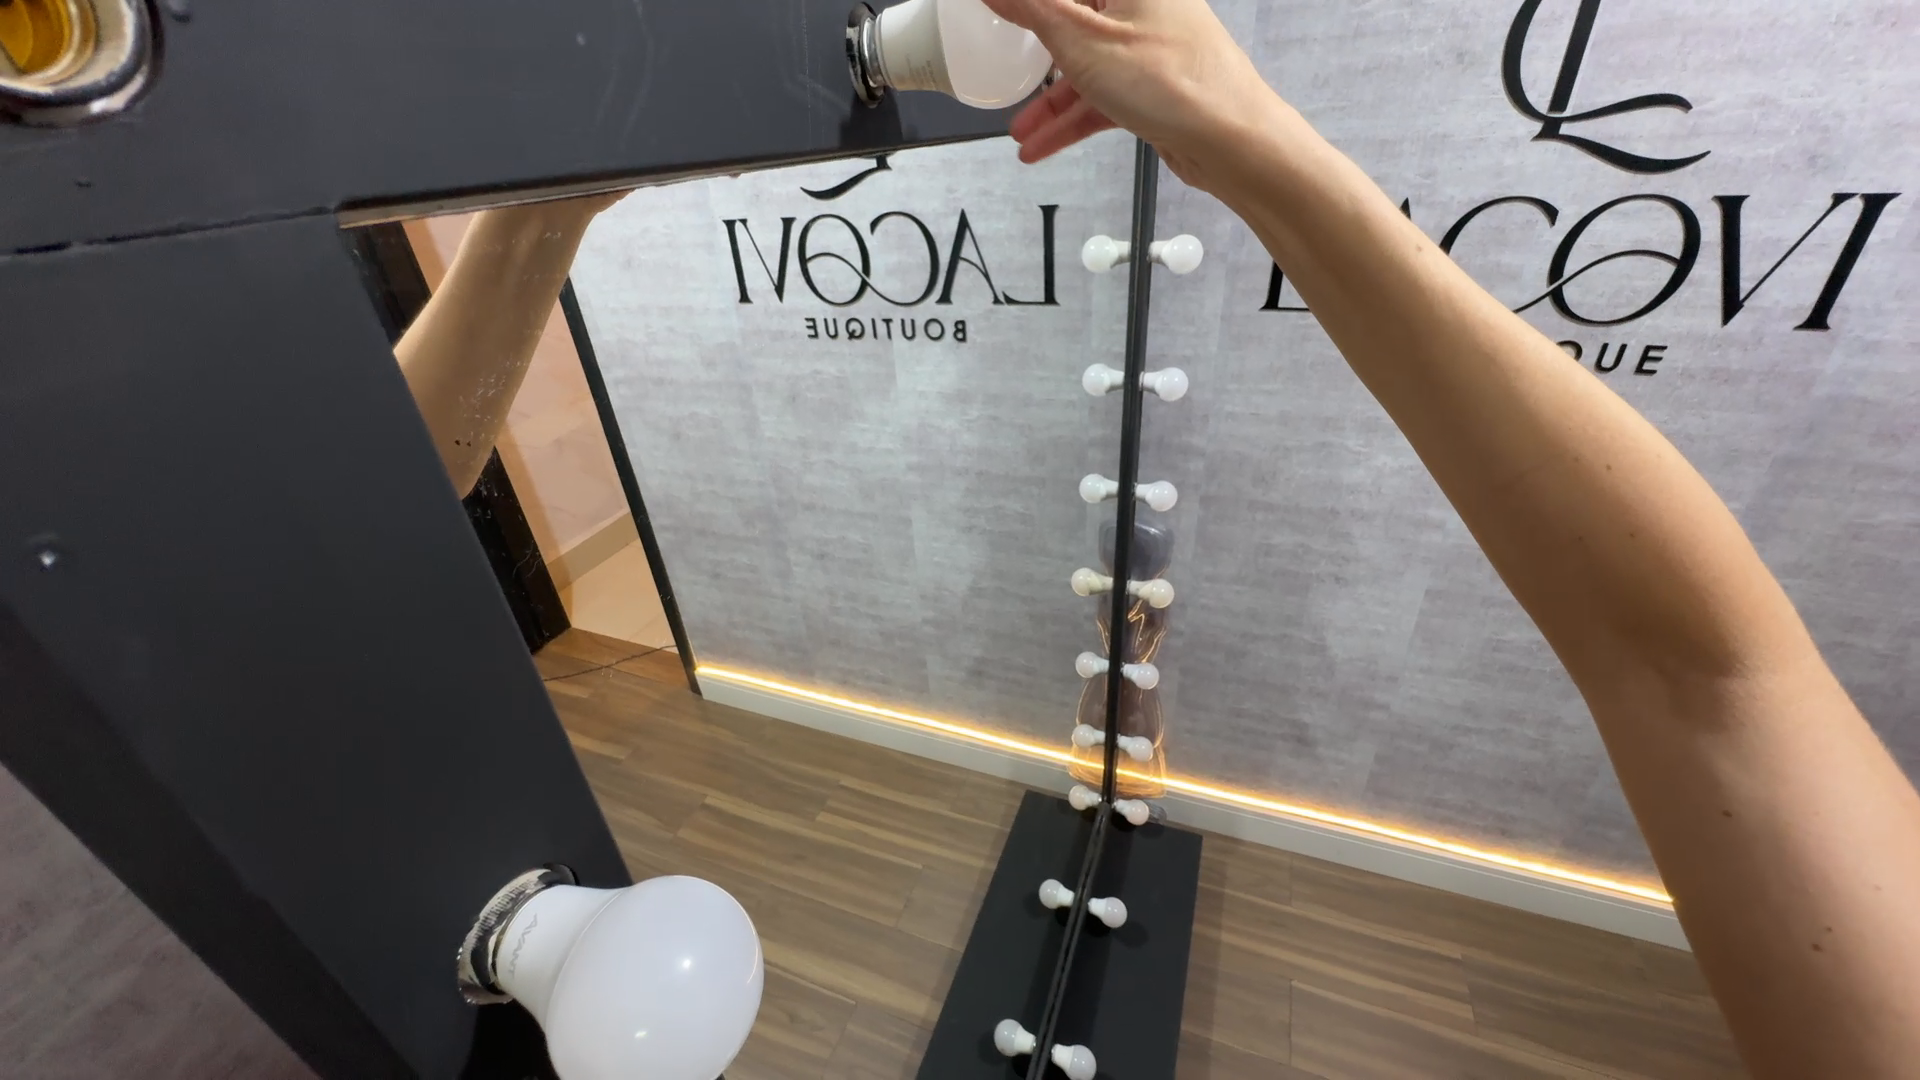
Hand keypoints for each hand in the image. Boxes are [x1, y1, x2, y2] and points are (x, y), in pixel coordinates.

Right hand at [980, 0, 1278, 189]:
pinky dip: (1073, 121)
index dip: (1030, 6)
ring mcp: (1148, 46)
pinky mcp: (1152, 86)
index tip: (1001, 12)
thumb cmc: (1168, 80)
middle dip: (1036, 56)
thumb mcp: (1081, 40)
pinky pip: (1102, 98)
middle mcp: (1142, 4)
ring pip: (1086, 67)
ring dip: (1050, 104)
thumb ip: (1033, 8)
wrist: (1228, 138)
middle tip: (1004, 73)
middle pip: (1075, 21)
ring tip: (1019, 134)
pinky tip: (1042, 147)